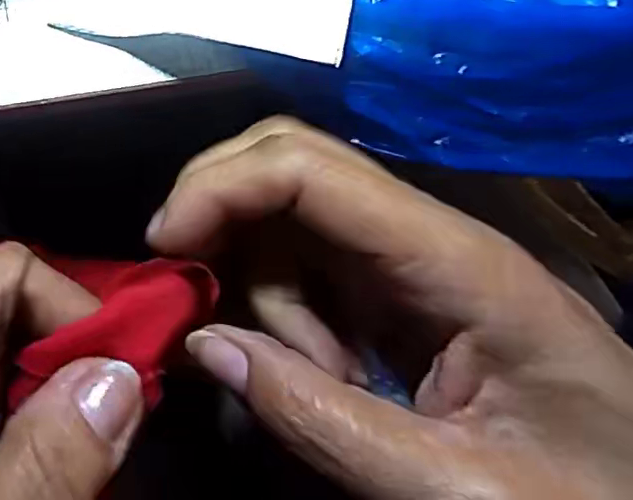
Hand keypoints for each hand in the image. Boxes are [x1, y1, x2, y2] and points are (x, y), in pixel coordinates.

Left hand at [0, 243, 146, 499]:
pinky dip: (46, 421)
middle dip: (75, 357)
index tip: (125, 380)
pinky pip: (7, 390)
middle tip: (121, 425)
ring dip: (67, 395)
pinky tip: (58, 468)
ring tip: (94, 454)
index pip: (10, 275)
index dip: (72, 312)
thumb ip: (46, 461)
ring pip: (21, 348)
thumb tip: (125, 375)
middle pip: (18, 305)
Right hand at [148, 118, 632, 499]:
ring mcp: (410, 265)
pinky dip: (288, 320)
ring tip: (317, 384)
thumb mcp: (467, 495)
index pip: (307, 166)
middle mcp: (421, 237)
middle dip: (222, 209)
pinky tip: (330, 382)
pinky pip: (309, 275)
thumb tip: (203, 342)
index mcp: (450, 254)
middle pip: (289, 167)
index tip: (165, 243)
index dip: (221, 184)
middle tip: (186, 281)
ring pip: (288, 224)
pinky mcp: (402, 300)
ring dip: (266, 291)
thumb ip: (324, 422)